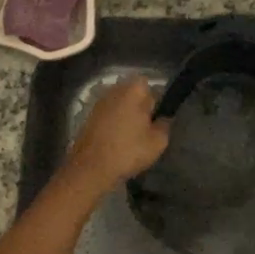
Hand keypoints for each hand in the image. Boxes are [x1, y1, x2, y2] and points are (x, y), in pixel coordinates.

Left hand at [62, 78, 169, 193]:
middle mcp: (114, 90)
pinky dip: (114, 123)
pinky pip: (109, 115)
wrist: (91, 168)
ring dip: (127, 115)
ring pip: (120, 104)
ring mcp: (99, 103)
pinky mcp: (89, 117)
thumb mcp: (158, 141)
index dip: (156, 100)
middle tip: (147, 128)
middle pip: (133, 93)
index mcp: (133, 91)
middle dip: (141, 107)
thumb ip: (165, 124)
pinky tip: (117, 141)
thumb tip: (162, 118)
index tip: (157, 118)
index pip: (150, 85)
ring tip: (132, 136)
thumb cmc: (128, 151)